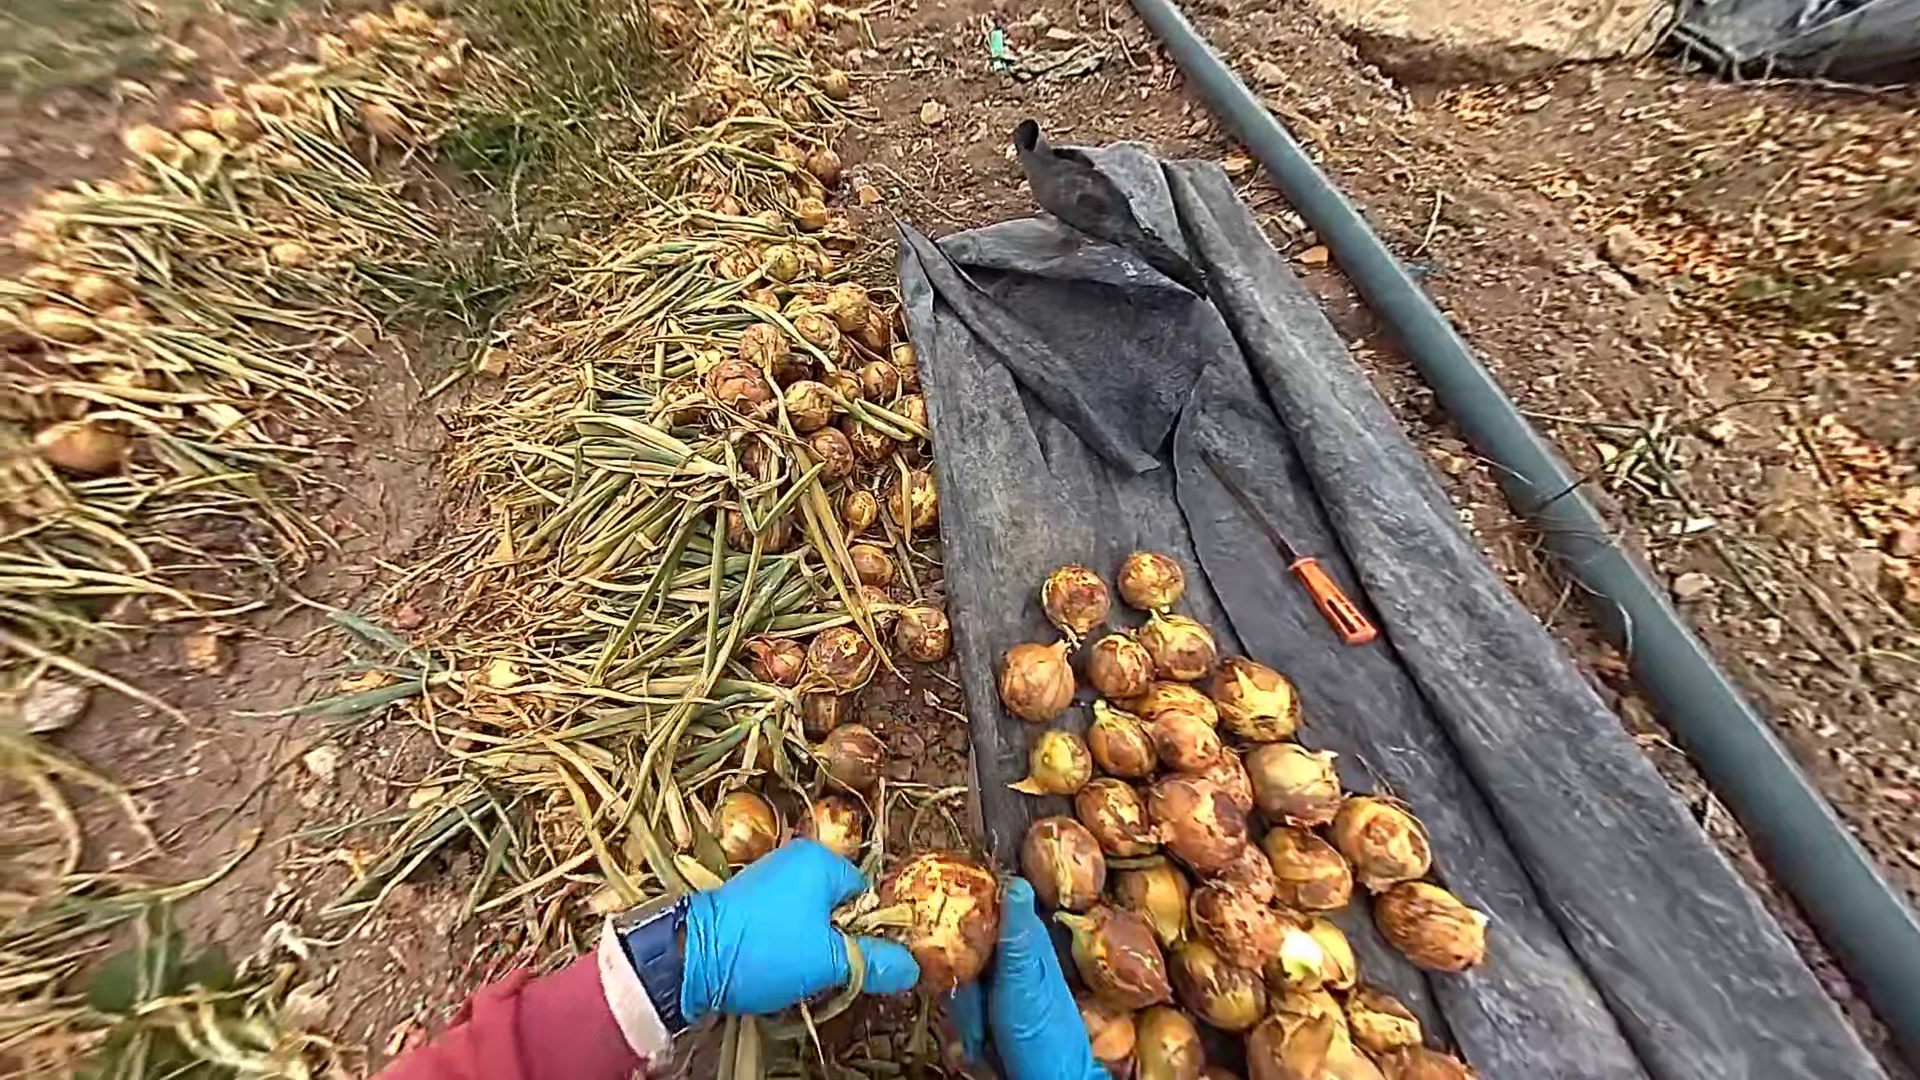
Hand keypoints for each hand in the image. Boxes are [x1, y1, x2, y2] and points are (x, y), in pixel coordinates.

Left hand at [679, 839, 919, 1021]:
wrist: (692, 955)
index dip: (861, 930)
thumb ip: (872, 961)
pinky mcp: (752, 889)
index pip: (863, 894)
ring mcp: (773, 870)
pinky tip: (773, 957)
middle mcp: (799, 855)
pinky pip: (786, 910)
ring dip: (809, 938)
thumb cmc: (768, 947)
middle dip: (833, 936)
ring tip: (793, 964)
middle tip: (820, 965)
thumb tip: (911, 967)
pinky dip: (786, 933)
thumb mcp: (826, 960)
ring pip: (810, 909)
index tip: (846, 957)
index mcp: (823, 860)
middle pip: (837, 901)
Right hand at [949, 878, 1104, 1079]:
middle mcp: (1008, 954)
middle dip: (957, 975)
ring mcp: (996, 985)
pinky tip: (976, 1047)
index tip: (944, 927)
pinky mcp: (986, 1013)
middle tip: (971, 1005)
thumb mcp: (1026, 976)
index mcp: (1022, 934)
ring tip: (979, 1034)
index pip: (982, 903)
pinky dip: (962, 1029)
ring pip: (957, 979)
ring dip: (961, 1010)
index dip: (960, 911)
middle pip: (961, 944)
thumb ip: (1017, 931)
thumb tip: (1016, 880)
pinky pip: (959, 1009)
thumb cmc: (1042, 1029)